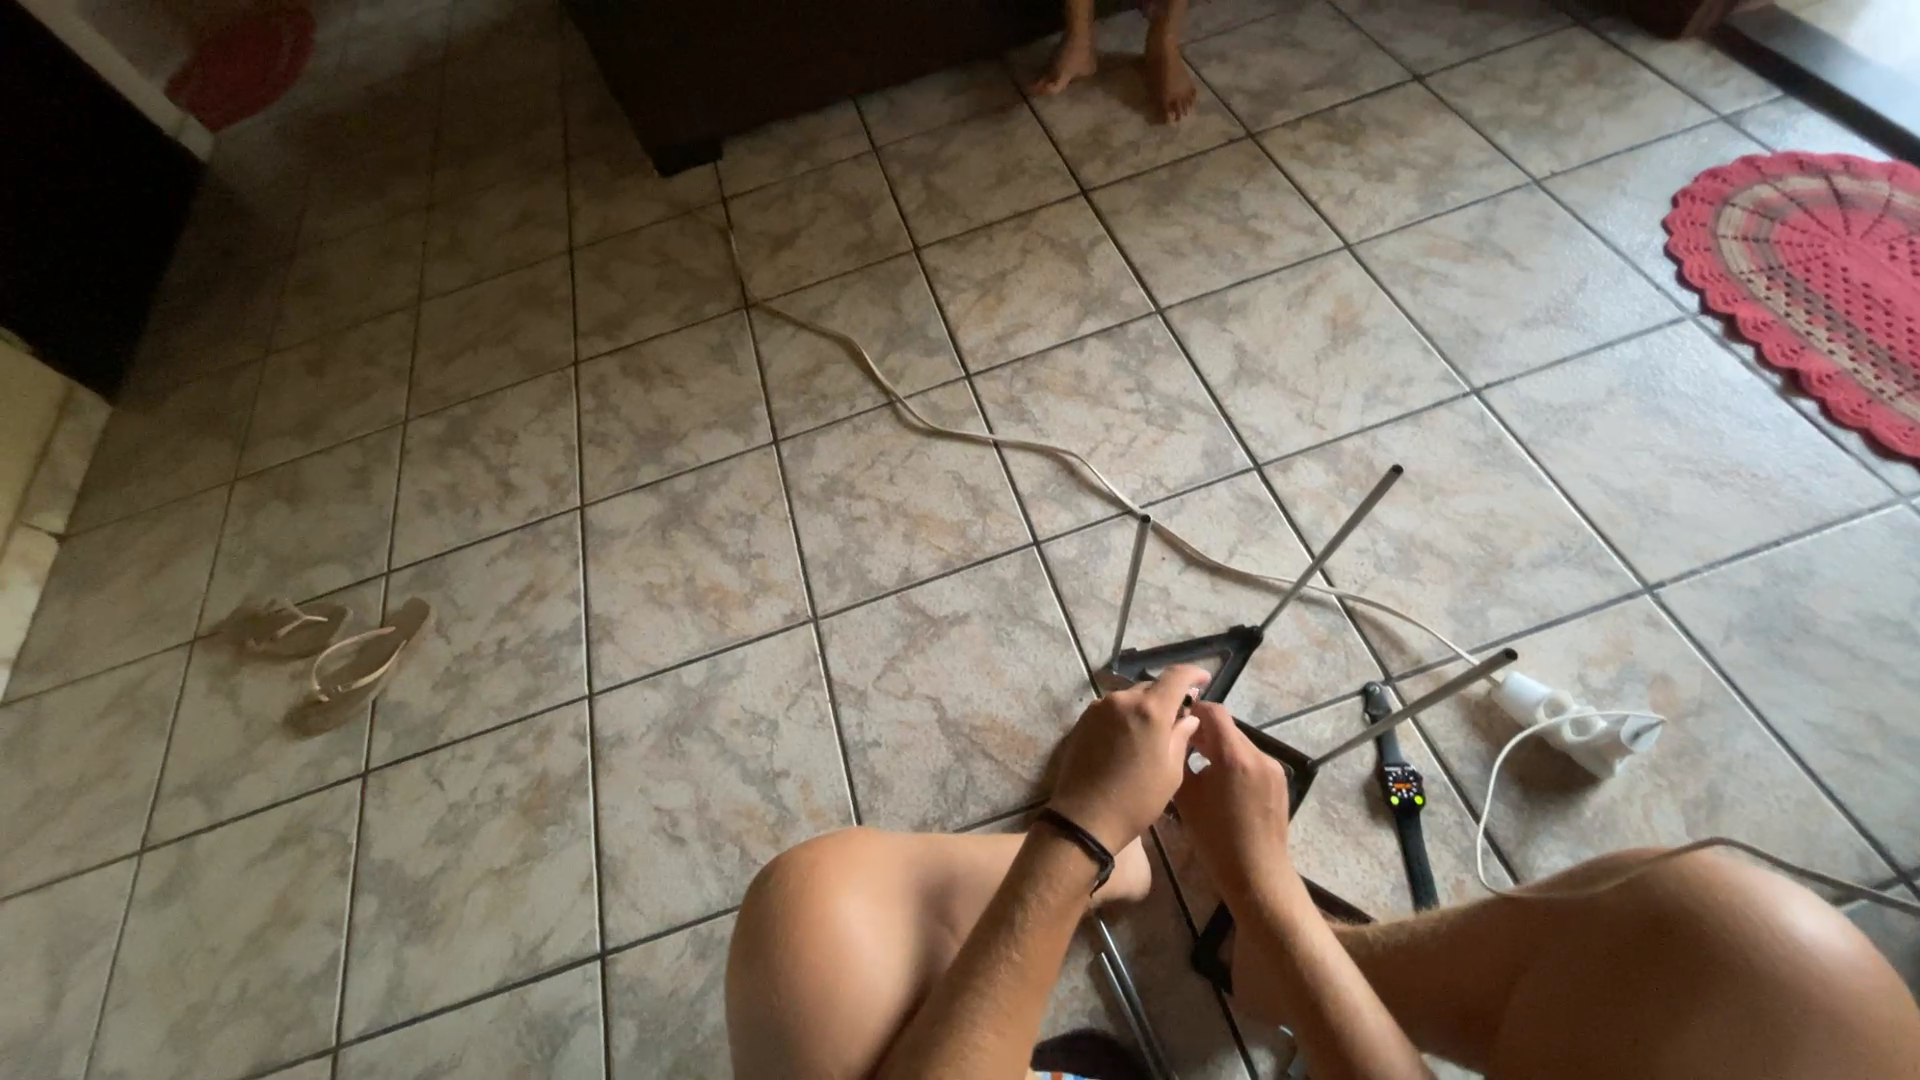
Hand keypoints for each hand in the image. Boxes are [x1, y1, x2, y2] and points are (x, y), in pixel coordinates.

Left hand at [1048, 665, 1210, 853]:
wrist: (1085, 817)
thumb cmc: (1137, 799)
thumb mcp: (1171, 771)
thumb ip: (1181, 736)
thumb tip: (1188, 718)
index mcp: (1150, 710)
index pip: (1176, 677)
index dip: (1193, 674)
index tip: (1204, 679)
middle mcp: (1122, 700)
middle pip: (1152, 688)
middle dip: (1168, 699)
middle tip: (1179, 719)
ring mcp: (1099, 708)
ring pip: (1131, 699)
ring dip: (1145, 709)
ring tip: (1152, 736)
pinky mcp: (1084, 719)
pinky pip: (1113, 710)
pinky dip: (1126, 717)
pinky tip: (1129, 741)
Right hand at [1173, 702, 1296, 908]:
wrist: (1256, 875)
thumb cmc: (1214, 838)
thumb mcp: (1185, 795)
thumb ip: (1179, 759)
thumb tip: (1173, 737)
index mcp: (1234, 757)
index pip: (1214, 711)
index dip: (1192, 710)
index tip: (1173, 722)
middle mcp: (1259, 755)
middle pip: (1227, 727)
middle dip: (1203, 731)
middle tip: (1179, 744)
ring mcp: (1273, 768)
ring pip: (1238, 743)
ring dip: (1217, 746)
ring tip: (1197, 764)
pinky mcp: (1279, 781)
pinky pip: (1250, 759)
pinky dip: (1232, 761)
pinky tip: (1218, 781)